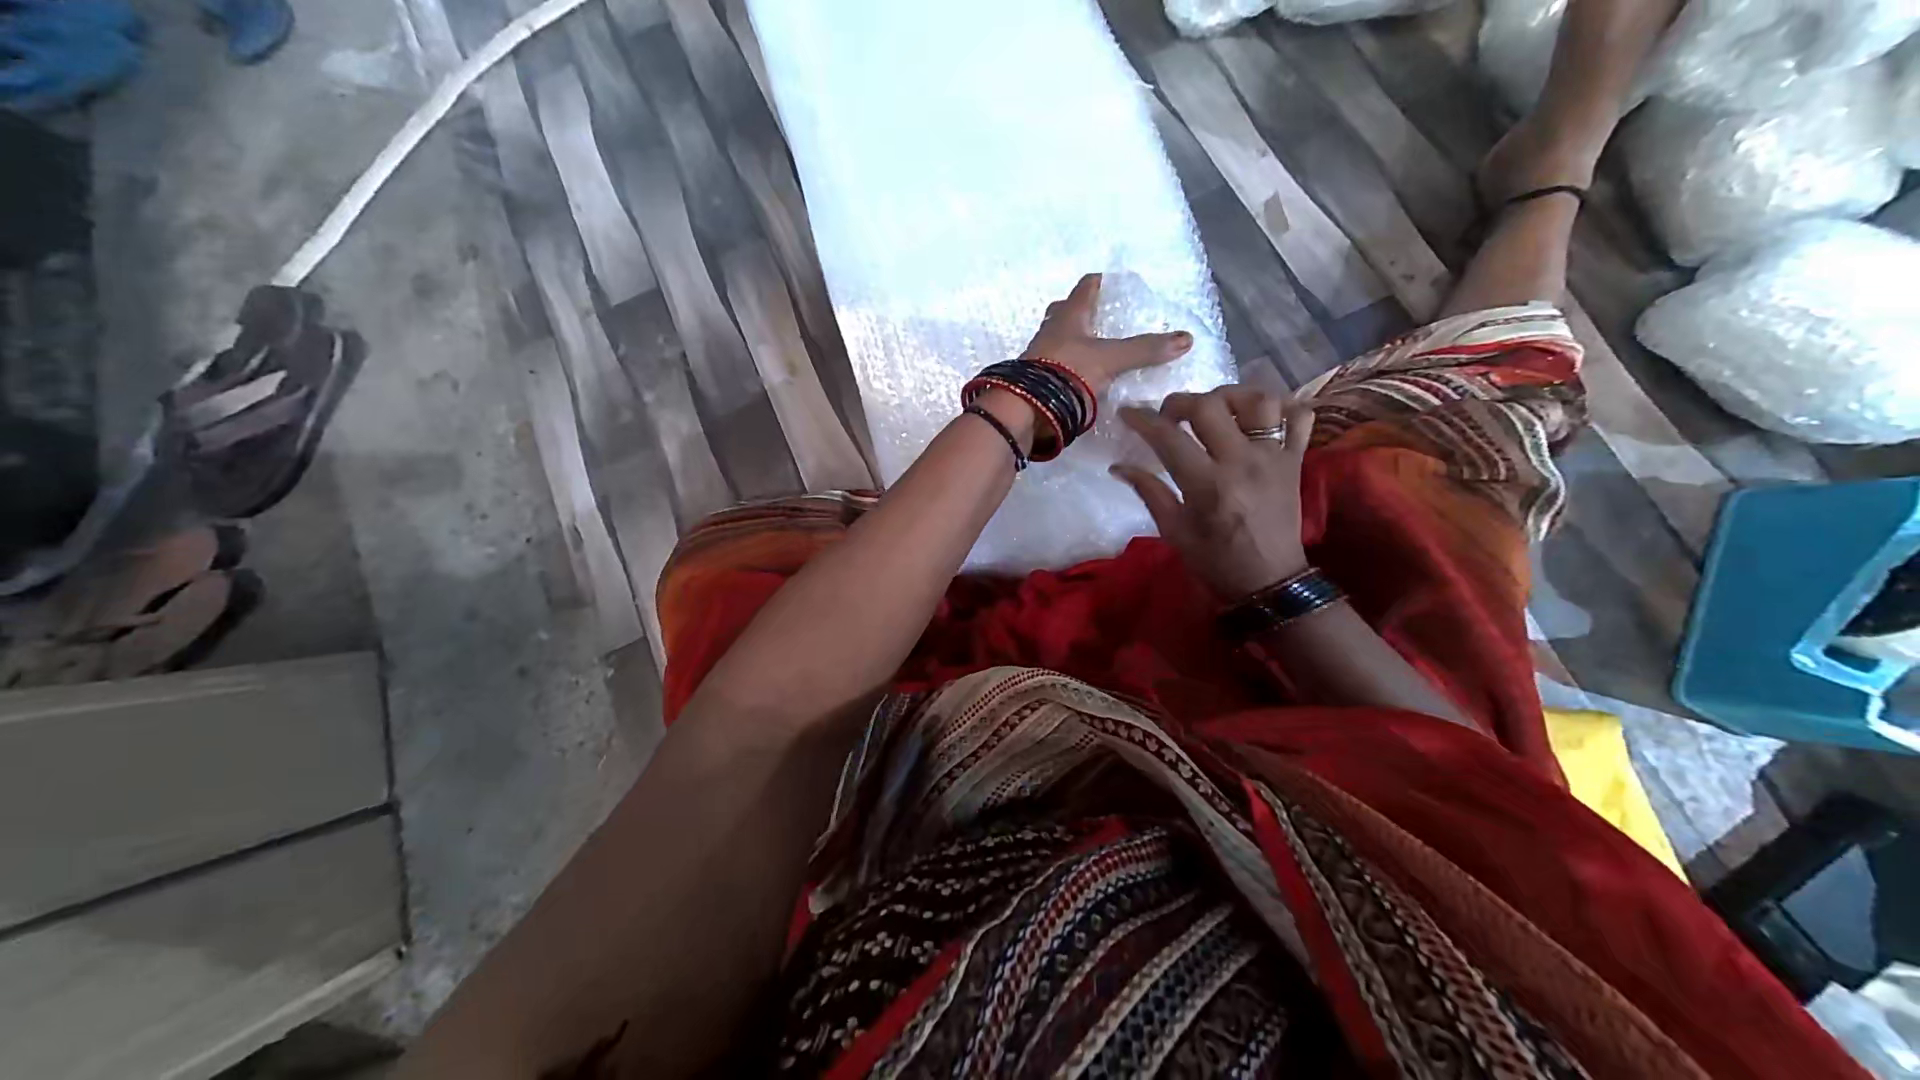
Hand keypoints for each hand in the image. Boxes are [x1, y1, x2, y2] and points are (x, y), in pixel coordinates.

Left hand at [1021, 273, 1193, 396]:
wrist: (1027, 409)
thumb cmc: (1067, 371)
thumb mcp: (1111, 359)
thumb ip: (1145, 350)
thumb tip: (1186, 339)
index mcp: (1068, 316)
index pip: (1085, 288)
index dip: (1097, 282)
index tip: (1107, 280)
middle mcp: (1049, 331)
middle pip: (1064, 313)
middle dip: (1078, 312)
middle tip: (1095, 315)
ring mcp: (1038, 356)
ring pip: (1056, 340)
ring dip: (1070, 341)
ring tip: (1089, 348)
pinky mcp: (1035, 381)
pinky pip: (1052, 366)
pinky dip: (1066, 367)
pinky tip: (1077, 377)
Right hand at [1112, 387, 1315, 601]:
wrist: (1271, 581)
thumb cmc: (1216, 561)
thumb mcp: (1174, 531)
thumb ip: (1150, 492)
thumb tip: (1119, 467)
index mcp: (1208, 485)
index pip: (1169, 437)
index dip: (1142, 419)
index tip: (1128, 413)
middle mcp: (1243, 463)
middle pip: (1210, 406)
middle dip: (1180, 402)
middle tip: (1169, 416)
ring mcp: (1274, 457)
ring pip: (1258, 400)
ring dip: (1229, 396)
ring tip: (1214, 410)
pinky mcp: (1296, 459)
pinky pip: (1300, 416)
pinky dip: (1281, 407)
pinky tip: (1257, 417)